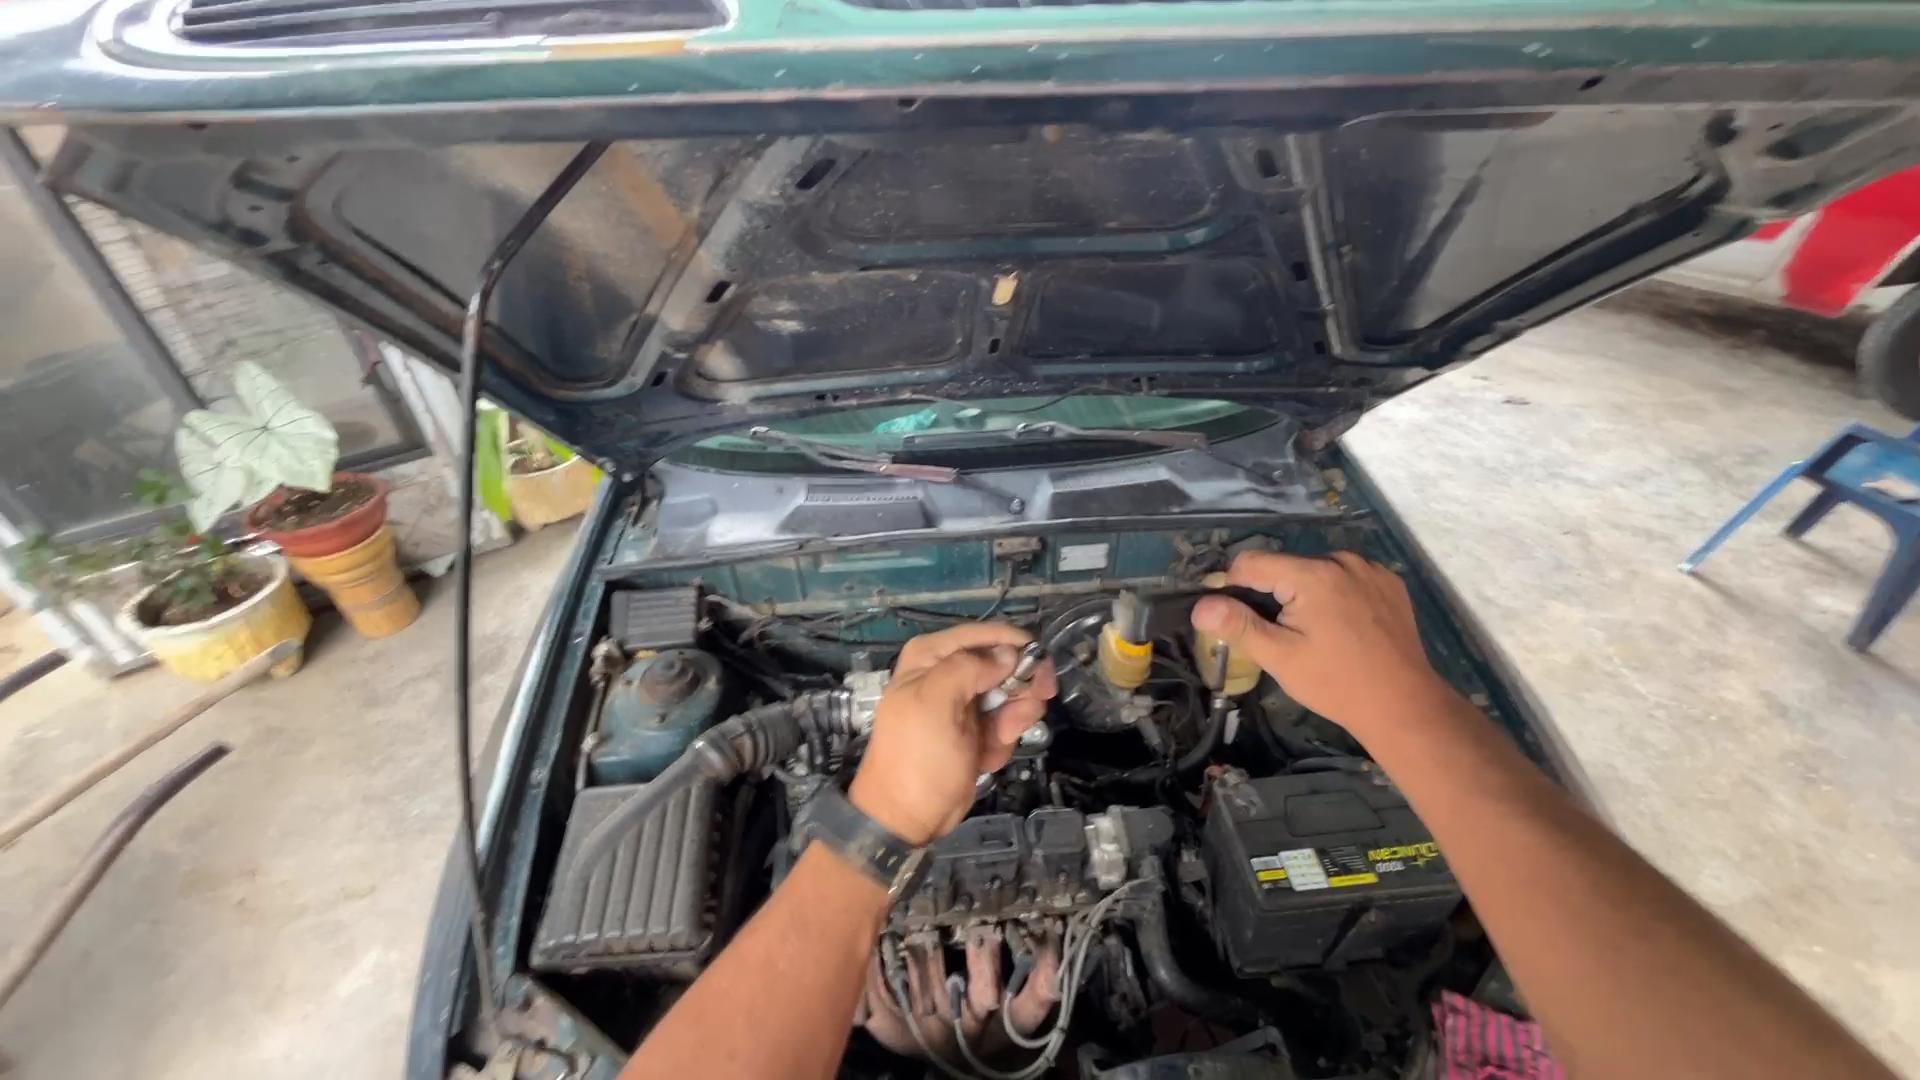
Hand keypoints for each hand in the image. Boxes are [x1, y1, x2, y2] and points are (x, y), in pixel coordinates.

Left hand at [848, 623, 1057, 845]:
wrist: (905, 817)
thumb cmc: (916, 757)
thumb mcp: (935, 703)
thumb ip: (969, 667)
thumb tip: (1009, 653)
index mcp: (931, 655)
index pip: (985, 634)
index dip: (1016, 647)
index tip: (1041, 671)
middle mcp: (950, 671)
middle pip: (1007, 662)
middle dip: (1018, 692)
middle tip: (1016, 718)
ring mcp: (965, 702)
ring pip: (1014, 694)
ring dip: (1012, 720)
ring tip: (995, 741)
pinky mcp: (977, 729)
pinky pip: (1008, 722)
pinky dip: (1002, 741)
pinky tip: (984, 758)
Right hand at [1190, 551, 1449, 738]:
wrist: (1403, 705)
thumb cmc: (1335, 682)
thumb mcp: (1279, 657)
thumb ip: (1238, 625)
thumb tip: (1200, 605)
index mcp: (1312, 575)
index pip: (1251, 563)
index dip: (1234, 588)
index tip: (1240, 620)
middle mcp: (1342, 561)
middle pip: (1284, 567)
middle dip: (1273, 594)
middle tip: (1282, 636)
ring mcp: (1370, 570)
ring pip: (1315, 571)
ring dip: (1304, 594)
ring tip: (1314, 633)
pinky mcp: (1390, 583)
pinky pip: (1345, 578)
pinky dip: (1335, 595)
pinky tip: (1342, 627)